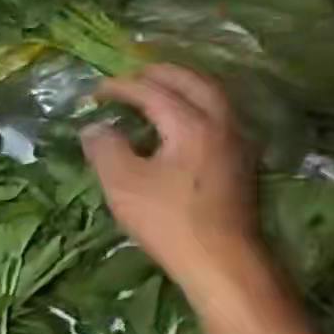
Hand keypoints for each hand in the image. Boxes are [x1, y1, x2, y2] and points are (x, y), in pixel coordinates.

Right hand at [81, 65, 267, 299]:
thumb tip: (95, 127)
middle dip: (161, 74)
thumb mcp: (121, 182)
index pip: (154, 92)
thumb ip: (105, 147)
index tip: (94, 91)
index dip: (122, 87)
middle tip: (131, 74)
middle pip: (195, 84)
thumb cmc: (166, 218)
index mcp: (193, 125)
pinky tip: (177, 122)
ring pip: (213, 99)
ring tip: (154, 91)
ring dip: (182, 88)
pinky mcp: (239, 162)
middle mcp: (222, 125)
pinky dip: (194, 107)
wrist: (220, 259)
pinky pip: (218, 117)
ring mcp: (237, 143)